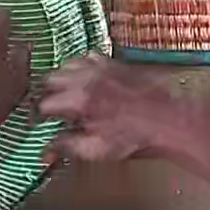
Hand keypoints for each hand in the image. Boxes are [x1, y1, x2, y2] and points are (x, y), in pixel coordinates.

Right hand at [38, 56, 209, 164]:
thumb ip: (67, 147)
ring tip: (68, 96)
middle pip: (50, 79)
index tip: (41, 124)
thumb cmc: (137, 137)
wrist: (169, 120)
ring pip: (67, 65)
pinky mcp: (114, 62)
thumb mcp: (97, 150)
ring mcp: (101, 67)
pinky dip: (83, 67)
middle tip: (53, 111)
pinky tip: (88, 81)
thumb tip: (46, 152)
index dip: (40, 116)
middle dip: (48, 95)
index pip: (43, 104)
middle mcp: (87, 77)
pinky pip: (88, 57)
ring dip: (63, 79)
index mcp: (79, 99)